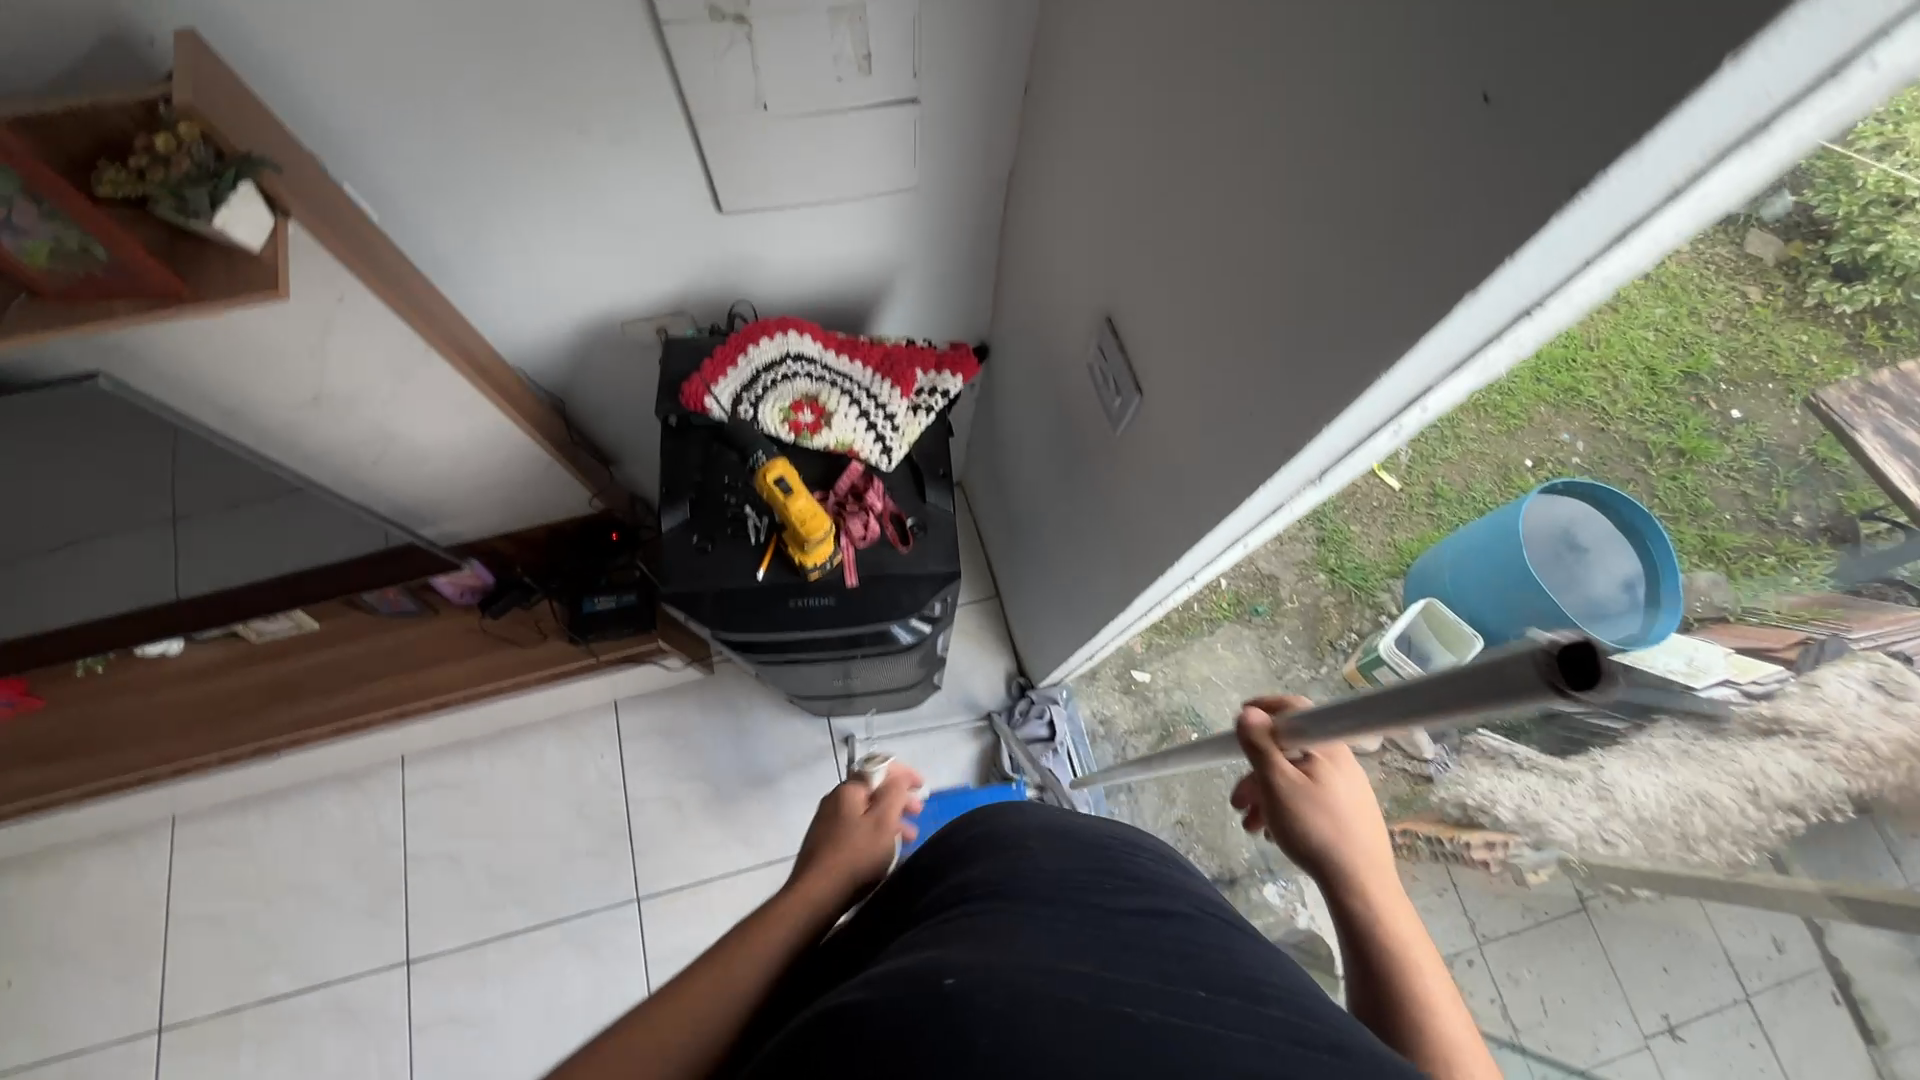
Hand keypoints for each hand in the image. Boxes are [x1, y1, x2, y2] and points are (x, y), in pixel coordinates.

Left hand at [786, 763, 925, 911]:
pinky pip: (857, 829)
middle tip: (918, 811)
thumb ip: (895, 793)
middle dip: (899, 799)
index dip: (903, 773)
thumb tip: (900, 776)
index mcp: (848, 790)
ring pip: (866, 813)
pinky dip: (876, 833)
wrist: (815, 897)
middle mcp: (835, 801)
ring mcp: (828, 823)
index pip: (878, 768)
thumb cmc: (855, 857)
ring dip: (890, 820)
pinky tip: (886, 851)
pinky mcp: (825, 844)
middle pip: (873, 791)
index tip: (922, 785)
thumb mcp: (884, 822)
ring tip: (909, 837)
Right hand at [1229, 696, 1396, 894]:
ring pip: (1295, 777)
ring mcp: (1346, 787)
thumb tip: (1249, 713)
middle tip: (1237, 800)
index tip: (1240, 718)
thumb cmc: (1314, 828)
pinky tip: (1274, 833)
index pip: (1295, 709)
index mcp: (1326, 746)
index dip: (1265, 708)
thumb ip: (1260, 745)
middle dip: (1256, 770)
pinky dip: (1286, 807)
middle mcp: (1339, 760)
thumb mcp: (1276, 784)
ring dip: (1266, 795)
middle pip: (1288, 751)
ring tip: (1251, 825)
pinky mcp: (1348, 812)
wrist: (1360, 884)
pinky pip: (1308, 797)